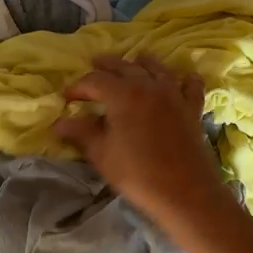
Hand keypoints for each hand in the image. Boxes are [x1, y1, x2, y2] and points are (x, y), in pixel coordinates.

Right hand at [54, 56, 235, 225]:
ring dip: (142, 62)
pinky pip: (190, 85)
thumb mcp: (101, 154)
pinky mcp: (193, 109)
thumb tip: (59, 123)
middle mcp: (149, 86)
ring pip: (157, 68)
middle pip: (124, 66)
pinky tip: (182, 79)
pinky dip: (184, 79)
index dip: (78, 87)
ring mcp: (174, 95)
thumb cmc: (137, 173)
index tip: (67, 97)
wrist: (184, 192)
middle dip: (106, 65)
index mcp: (123, 94)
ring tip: (134, 60)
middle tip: (94, 64)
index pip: (94, 81)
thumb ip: (81, 133)